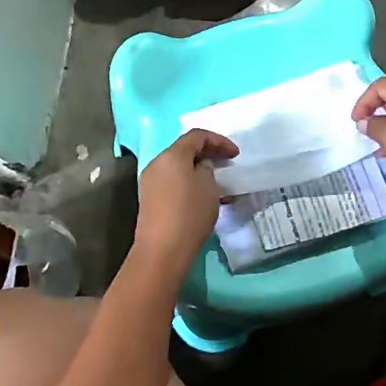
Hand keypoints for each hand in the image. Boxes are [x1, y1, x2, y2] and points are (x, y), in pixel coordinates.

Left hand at [133, 129, 239, 265]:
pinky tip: (204, 198)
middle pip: (184, 151)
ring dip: (198, 171)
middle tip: (226, 165)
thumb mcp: (209, 187)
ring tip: (218, 185)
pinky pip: (172, 183)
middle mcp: (157, 163)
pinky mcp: (150, 199)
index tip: (235, 154)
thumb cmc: (190, 213)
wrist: (162, 249)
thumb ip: (208, 169)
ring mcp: (150, 182)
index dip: (219, 140)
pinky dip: (189, 184)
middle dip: (208, 154)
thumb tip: (201, 166)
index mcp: (171, 155)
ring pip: (178, 168)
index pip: (196, 136)